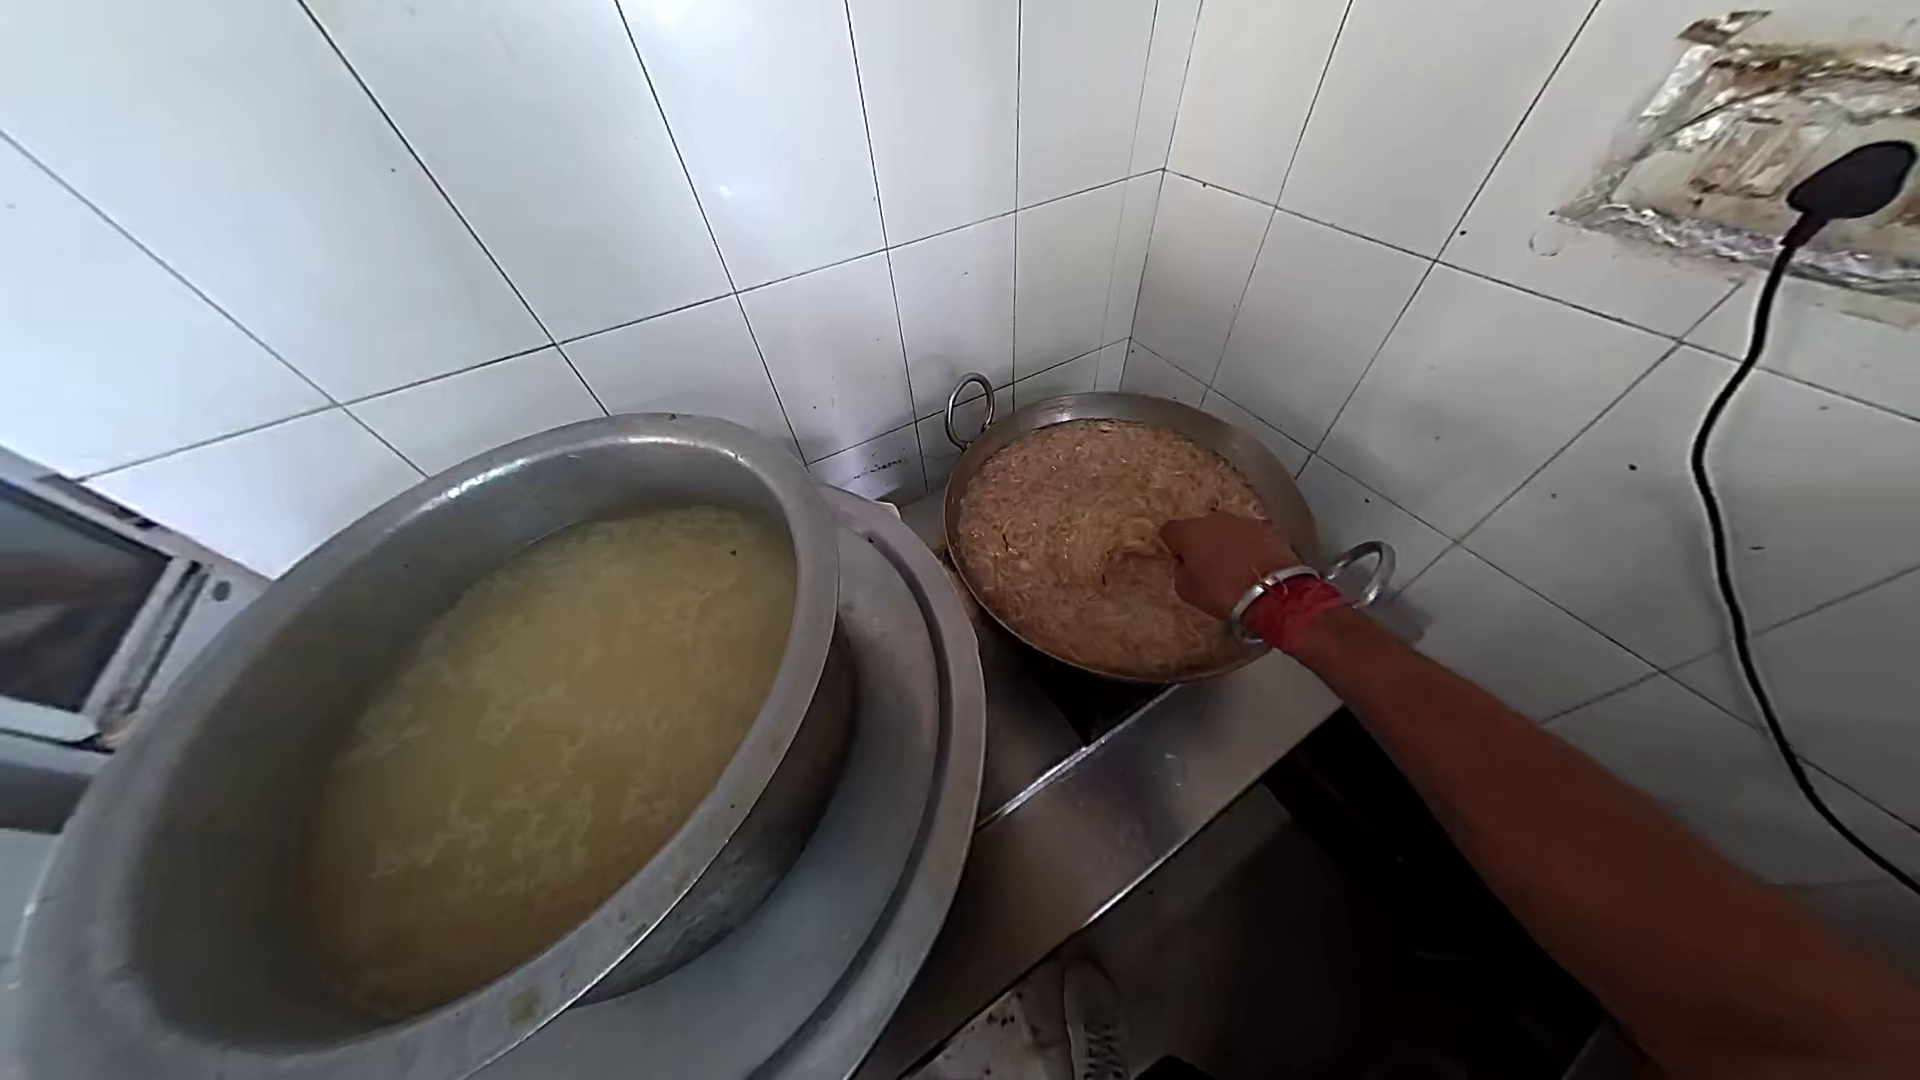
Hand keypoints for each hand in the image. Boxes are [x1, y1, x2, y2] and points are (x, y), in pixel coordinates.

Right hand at [1160, 512, 1297, 620]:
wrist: (1272, 593)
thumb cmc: (1222, 592)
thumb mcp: (1186, 590)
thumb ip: (1181, 570)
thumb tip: (1187, 563)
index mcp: (1188, 532)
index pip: (1169, 530)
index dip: (1173, 545)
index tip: (1181, 560)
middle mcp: (1212, 520)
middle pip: (1198, 527)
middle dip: (1200, 542)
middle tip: (1206, 565)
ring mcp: (1241, 522)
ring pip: (1223, 529)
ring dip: (1223, 543)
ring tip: (1232, 566)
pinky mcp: (1265, 529)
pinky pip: (1246, 536)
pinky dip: (1245, 546)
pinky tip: (1250, 565)